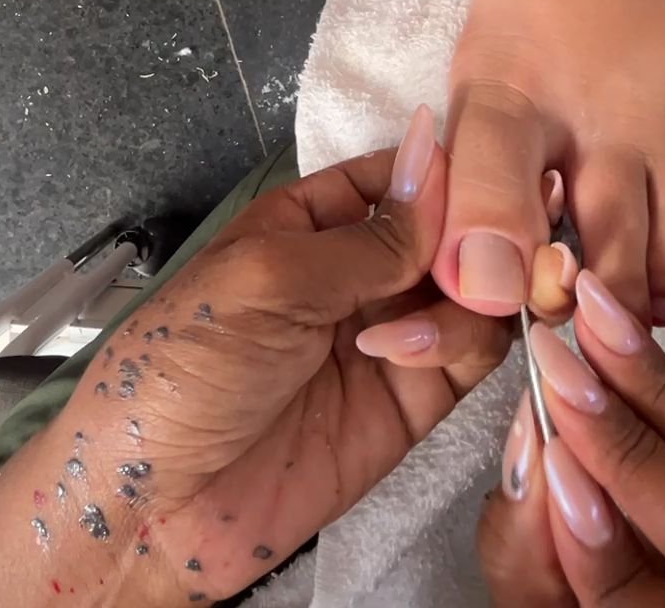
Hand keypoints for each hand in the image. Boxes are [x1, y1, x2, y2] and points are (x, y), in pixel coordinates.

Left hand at [0, 107, 512, 607]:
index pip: (394, 177)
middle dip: (473, 231)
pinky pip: (468, 354)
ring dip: (466, 292)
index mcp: (310, 222)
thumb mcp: (270, 280)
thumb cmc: (189, 364)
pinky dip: (471, 341)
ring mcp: (387, 333)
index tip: (495, 168)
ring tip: (425, 324)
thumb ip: (368, 237)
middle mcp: (356, 270)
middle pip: (442, 232)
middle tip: (507, 240)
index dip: (443, 169)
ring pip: (467, 289)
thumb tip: (435, 153)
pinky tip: (427, 353)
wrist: (156, 510)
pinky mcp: (410, 399)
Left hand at [436, 0, 664, 323]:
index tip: (563, 309)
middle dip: (631, 294)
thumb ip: (484, 178)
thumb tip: (487, 290)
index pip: (588, 268)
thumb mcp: (484, 64)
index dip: (575, 304)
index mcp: (574, 133)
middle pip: (664, 263)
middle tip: (609, 297)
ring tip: (658, 262)